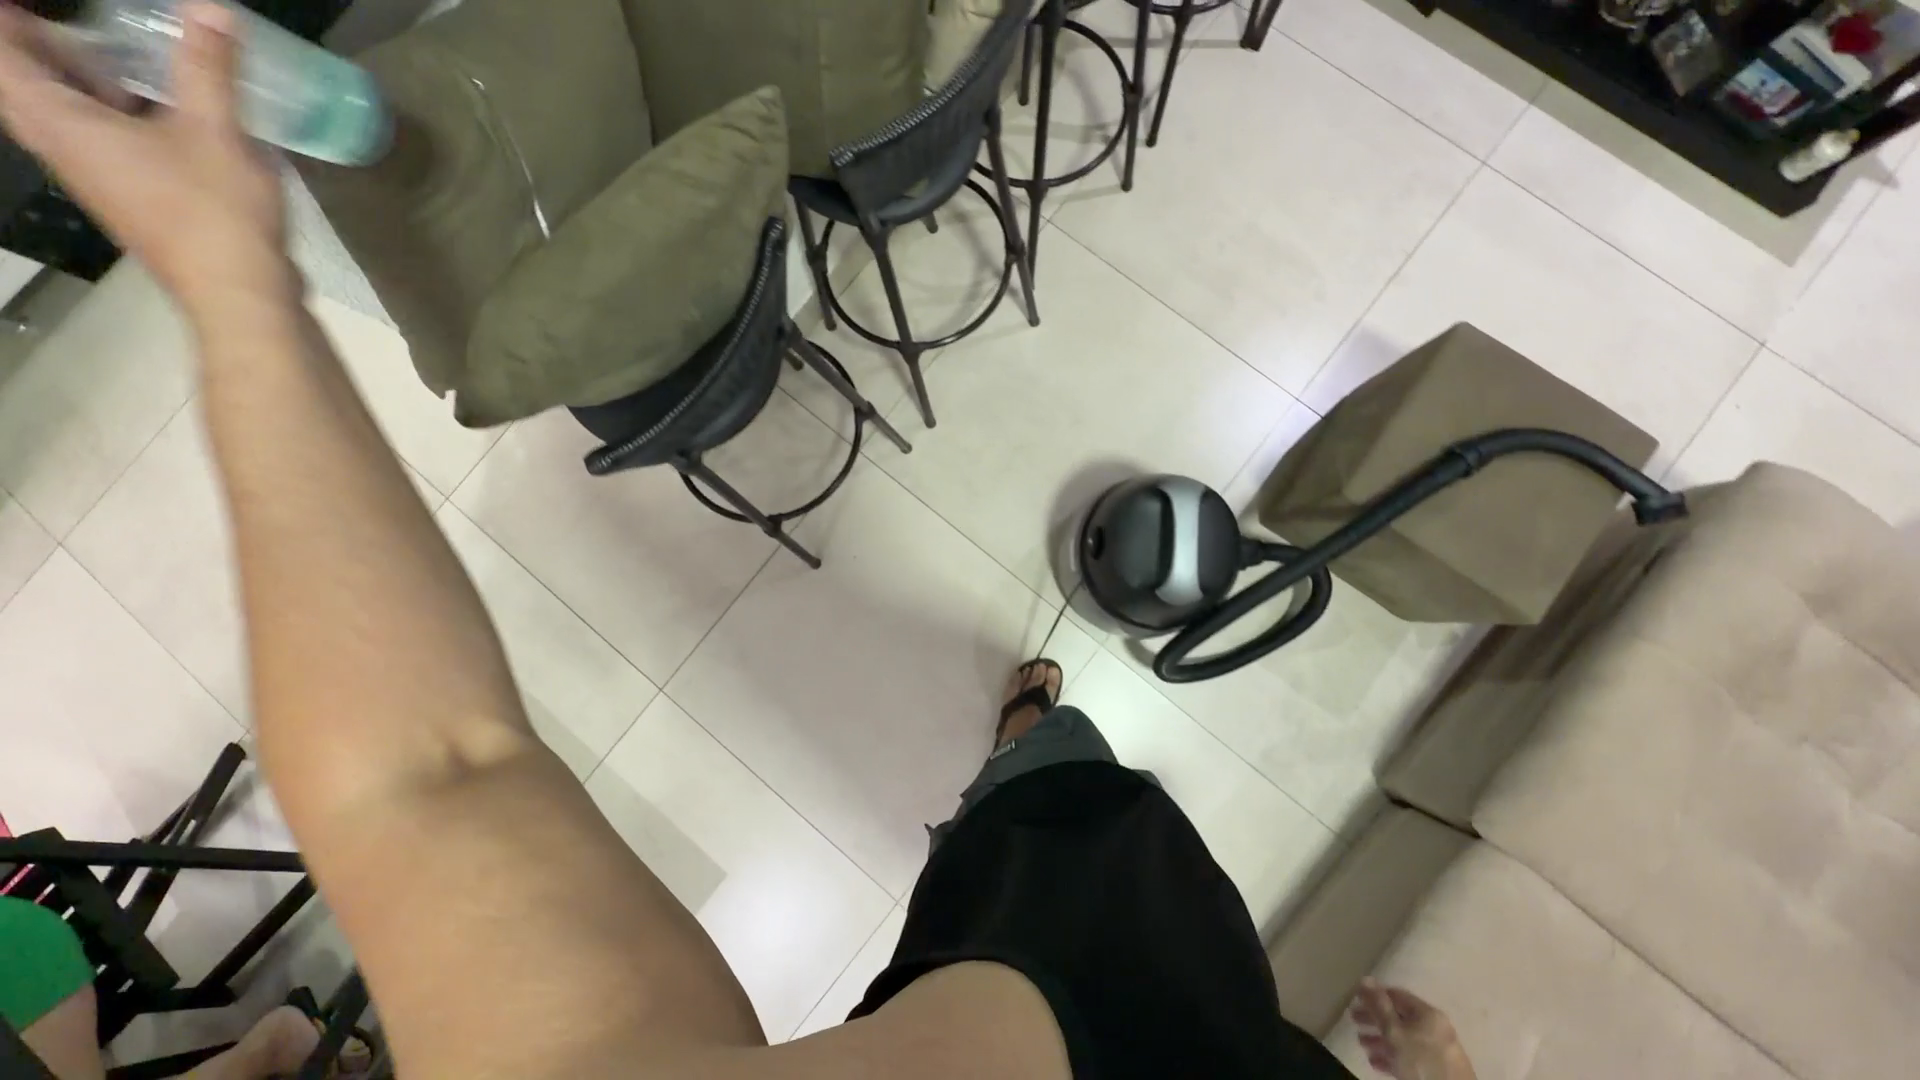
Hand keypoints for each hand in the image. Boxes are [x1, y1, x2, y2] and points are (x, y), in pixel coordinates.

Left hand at [0, 0, 294, 322]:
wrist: (240, 294)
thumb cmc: (215, 213)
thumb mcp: (218, 133)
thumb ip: (208, 68)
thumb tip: (209, 9)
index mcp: (56, 117)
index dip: (12, 17)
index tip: (48, 5)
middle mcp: (61, 144)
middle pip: (24, 75)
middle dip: (50, 43)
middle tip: (98, 24)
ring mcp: (97, 175)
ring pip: (67, 109)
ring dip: (92, 80)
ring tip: (138, 59)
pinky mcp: (134, 198)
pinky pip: (104, 138)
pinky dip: (123, 114)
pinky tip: (174, 113)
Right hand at [1350, 979, 1475, 1079]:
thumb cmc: (1420, 1060)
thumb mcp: (1394, 1032)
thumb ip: (1379, 1006)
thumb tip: (1366, 978)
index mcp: (1427, 1013)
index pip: (1397, 995)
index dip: (1375, 995)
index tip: (1356, 1000)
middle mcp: (1434, 1027)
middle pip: (1399, 1017)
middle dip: (1374, 1019)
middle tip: (1354, 1021)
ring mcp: (1437, 1049)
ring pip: (1403, 1038)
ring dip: (1380, 1040)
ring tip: (1362, 1045)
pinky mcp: (1436, 1068)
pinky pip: (1410, 1056)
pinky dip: (1393, 1056)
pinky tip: (1377, 1062)